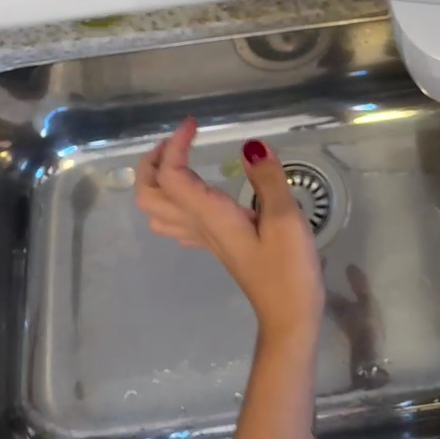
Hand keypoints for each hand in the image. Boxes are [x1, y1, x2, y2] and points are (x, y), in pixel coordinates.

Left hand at [137, 117, 324, 343]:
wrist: (289, 314)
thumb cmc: (288, 270)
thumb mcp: (286, 220)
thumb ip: (268, 180)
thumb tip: (253, 145)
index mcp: (211, 215)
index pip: (172, 175)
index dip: (175, 145)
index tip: (195, 124)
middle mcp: (199, 226)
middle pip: (149, 194)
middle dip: (152, 162)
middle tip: (179, 140)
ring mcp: (204, 239)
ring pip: (156, 210)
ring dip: (157, 181)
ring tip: (180, 159)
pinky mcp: (216, 246)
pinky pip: (177, 222)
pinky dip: (172, 199)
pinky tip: (193, 192)